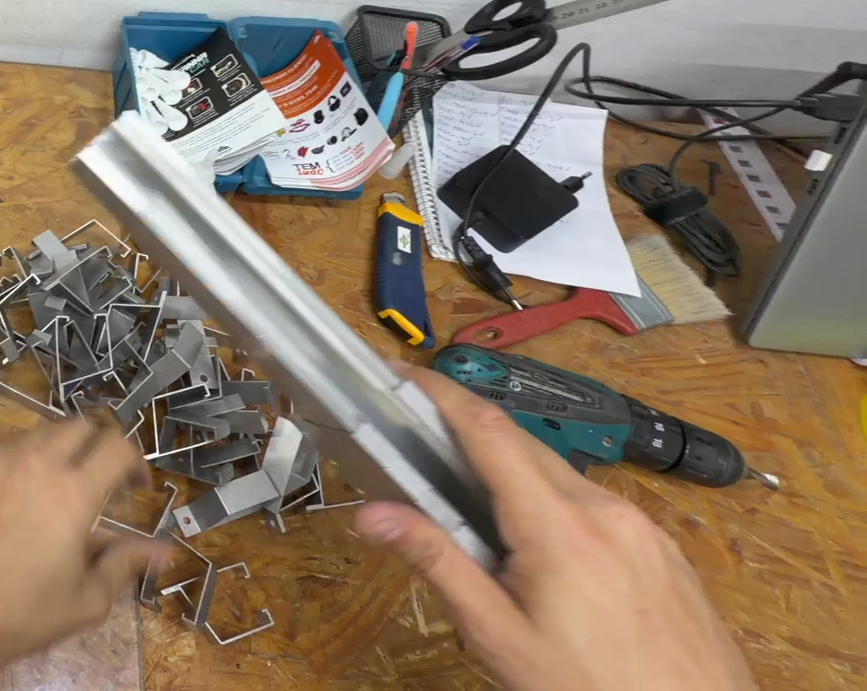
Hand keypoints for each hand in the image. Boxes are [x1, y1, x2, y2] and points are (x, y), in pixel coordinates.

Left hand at [0, 419, 161, 684]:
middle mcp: (39, 462)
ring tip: (66, 484)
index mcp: (74, 492)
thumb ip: (127, 562)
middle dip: (100, 445)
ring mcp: (2, 458)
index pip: (117, 445)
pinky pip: (12, 444)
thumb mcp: (89, 596)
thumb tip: (164, 550)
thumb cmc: (27, 610)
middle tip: (104, 478)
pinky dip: (30, 455)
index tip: (137, 486)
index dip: (136, 460)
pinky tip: (28, 490)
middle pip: (81, 425)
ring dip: (65, 447)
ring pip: (45, 429)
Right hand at [356, 366, 754, 690]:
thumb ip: (436, 562)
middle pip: (518, 442)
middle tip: (411, 431)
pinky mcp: (661, 549)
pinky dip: (543, 492)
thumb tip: (369, 515)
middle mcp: (607, 511)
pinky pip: (587, 498)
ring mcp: (642, 528)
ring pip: (553, 470)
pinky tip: (526, 532)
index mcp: (560, 526)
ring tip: (462, 490)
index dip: (440, 391)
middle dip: (461, 426)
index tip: (399, 371)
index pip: (487, 430)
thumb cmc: (591, 689)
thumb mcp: (499, 634)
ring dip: (502, 463)